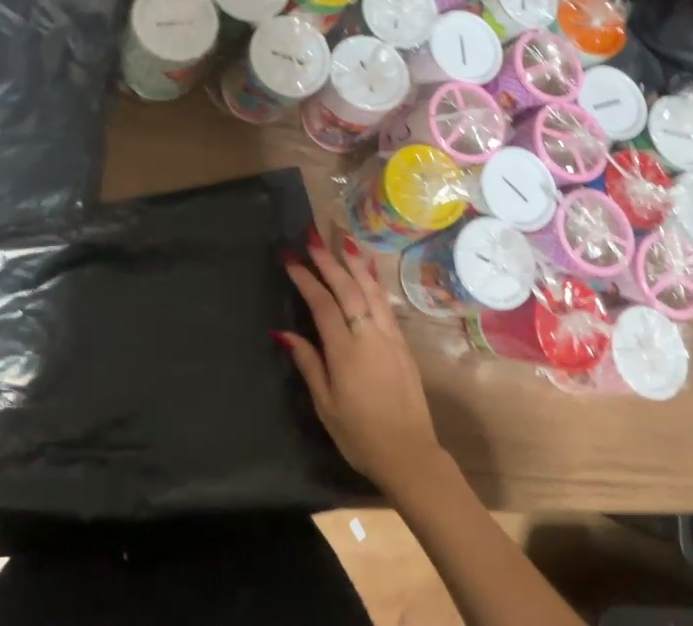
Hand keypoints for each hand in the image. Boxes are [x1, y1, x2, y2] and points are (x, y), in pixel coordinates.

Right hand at [278, 227, 449, 497]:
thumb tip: (283, 333)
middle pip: (349, 289)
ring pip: (372, 290)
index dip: (306, 280)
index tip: (290, 260)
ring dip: (355, 264)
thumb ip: (308, 364)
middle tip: (312, 238)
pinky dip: (374, 281)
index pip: (323, 305)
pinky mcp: (403, 343)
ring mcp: (390, 337)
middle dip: (329, 261)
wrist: (409, 454)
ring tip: (341, 241)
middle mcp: (370, 336)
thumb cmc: (360, 435)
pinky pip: (385, 303)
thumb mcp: (325, 405)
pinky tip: (367, 271)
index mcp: (346, 352)